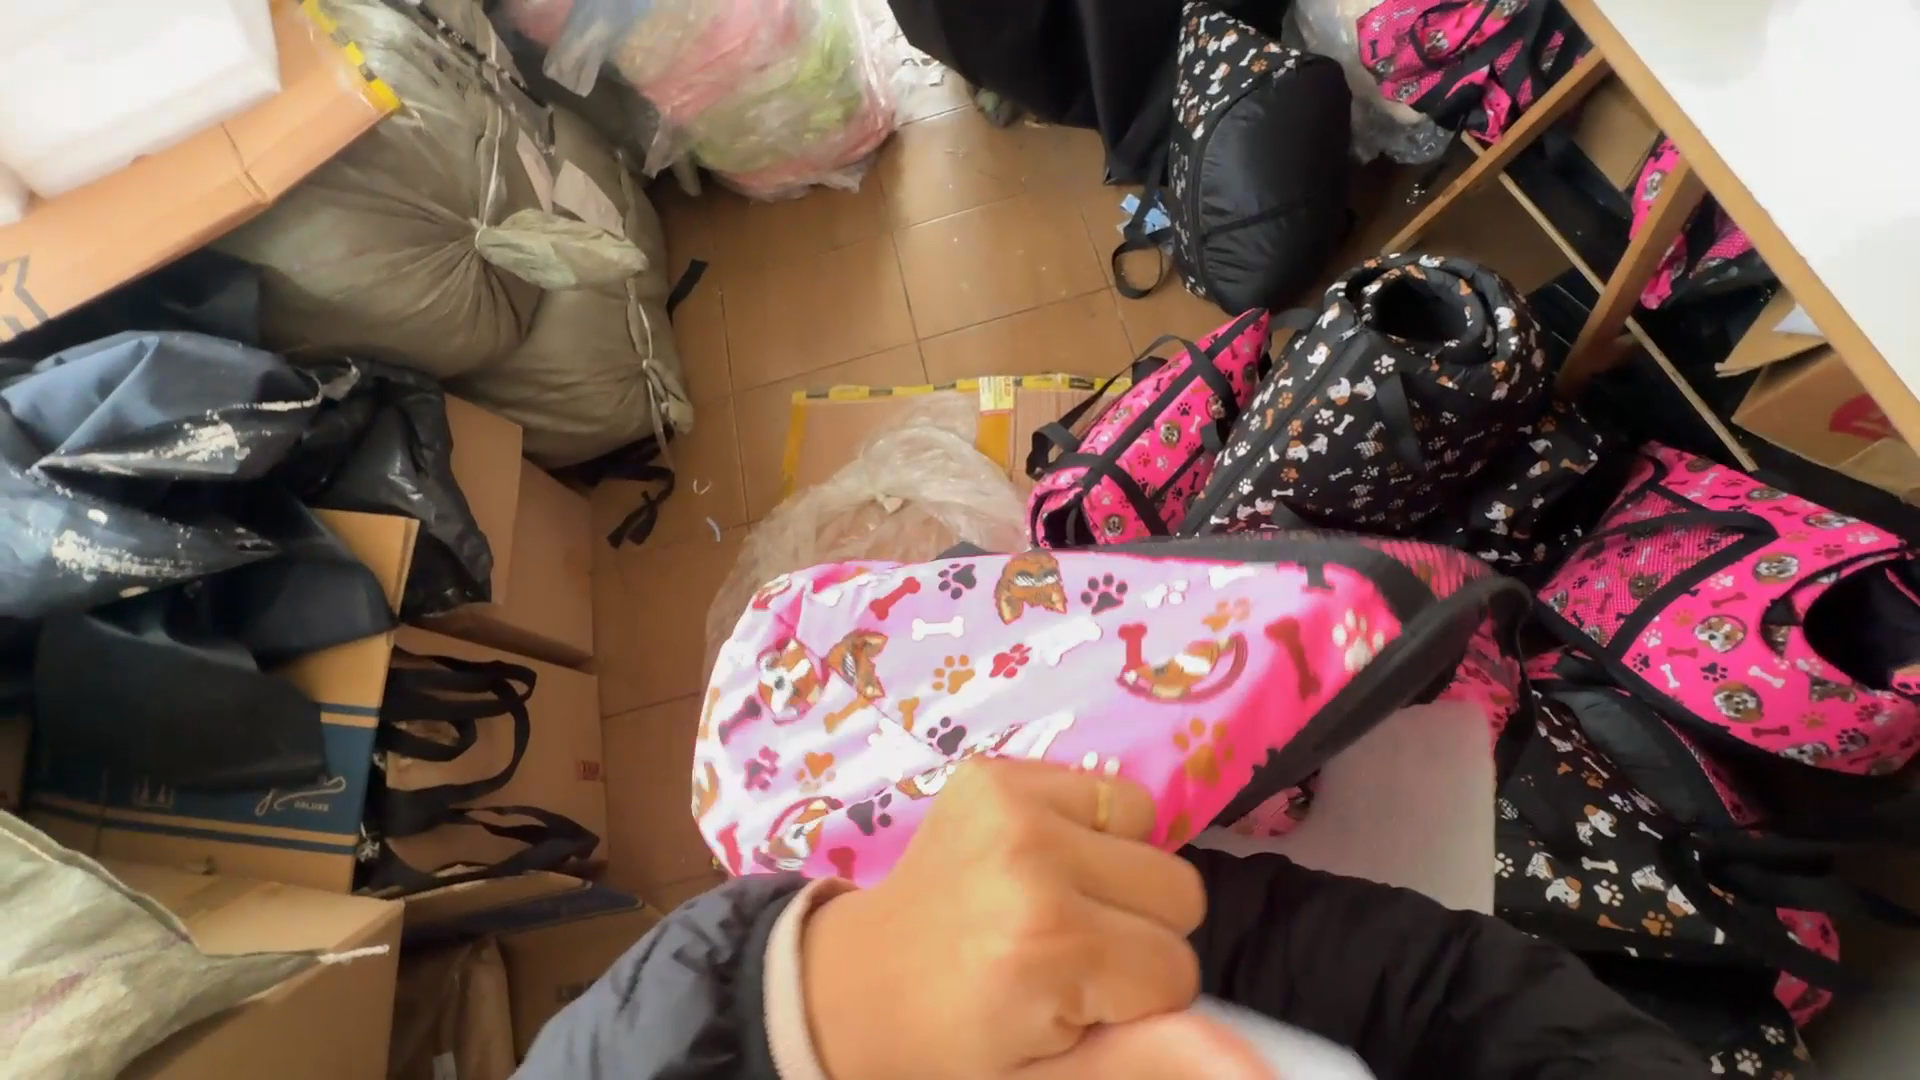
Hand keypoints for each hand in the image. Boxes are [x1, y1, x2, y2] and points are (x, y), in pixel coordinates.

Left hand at [801, 757, 1230, 1078]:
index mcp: (1046, 944)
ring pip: (1150, 831)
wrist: (863, 982)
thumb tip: (1263, 1068)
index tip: (1079, 1000)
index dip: (1140, 997)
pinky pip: (1104, 790)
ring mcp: (1009, 799)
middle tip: (1069, 951)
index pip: (1177, 969)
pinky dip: (1092, 826)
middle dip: (1140, 931)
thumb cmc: (960, 1044)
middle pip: (1177, 890)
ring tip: (1055, 899)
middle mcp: (1031, 857)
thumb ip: (1153, 1064)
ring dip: (1121, 871)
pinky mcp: (995, 770)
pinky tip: (1037, 858)